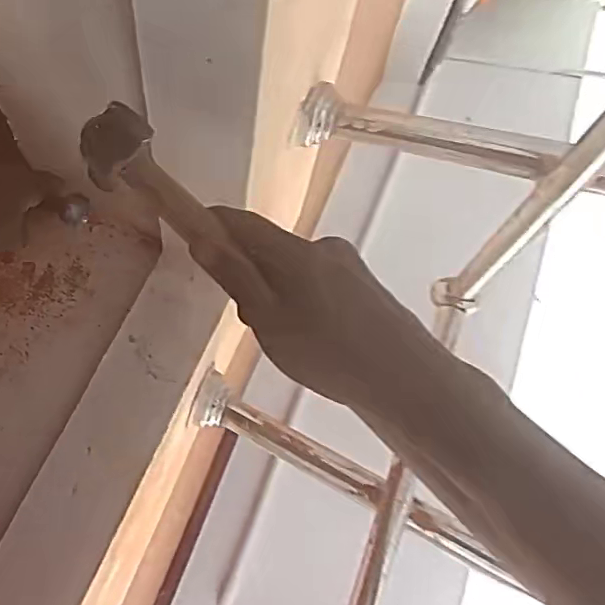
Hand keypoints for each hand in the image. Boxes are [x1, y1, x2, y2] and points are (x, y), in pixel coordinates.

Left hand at [0, 166, 58, 252]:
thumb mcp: (23, 233)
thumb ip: (44, 221)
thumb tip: (58, 216)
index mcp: (30, 181)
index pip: (57, 184)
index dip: (66, 198)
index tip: (68, 213)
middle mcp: (15, 171)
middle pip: (39, 180)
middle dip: (47, 195)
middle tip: (49, 215)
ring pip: (21, 180)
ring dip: (27, 194)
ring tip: (28, 216)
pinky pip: (6, 183)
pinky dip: (11, 195)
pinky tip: (7, 211)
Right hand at [194, 207, 457, 419]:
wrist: (412, 383)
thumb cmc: (328, 352)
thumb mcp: (268, 319)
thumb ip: (234, 276)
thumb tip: (202, 237)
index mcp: (293, 250)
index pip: (241, 221)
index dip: (213, 223)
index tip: (193, 235)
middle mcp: (321, 247)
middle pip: (267, 246)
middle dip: (246, 270)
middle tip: (245, 316)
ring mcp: (348, 265)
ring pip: (292, 267)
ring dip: (274, 289)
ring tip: (283, 338)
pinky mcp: (365, 286)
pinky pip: (317, 281)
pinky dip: (301, 298)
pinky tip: (313, 338)